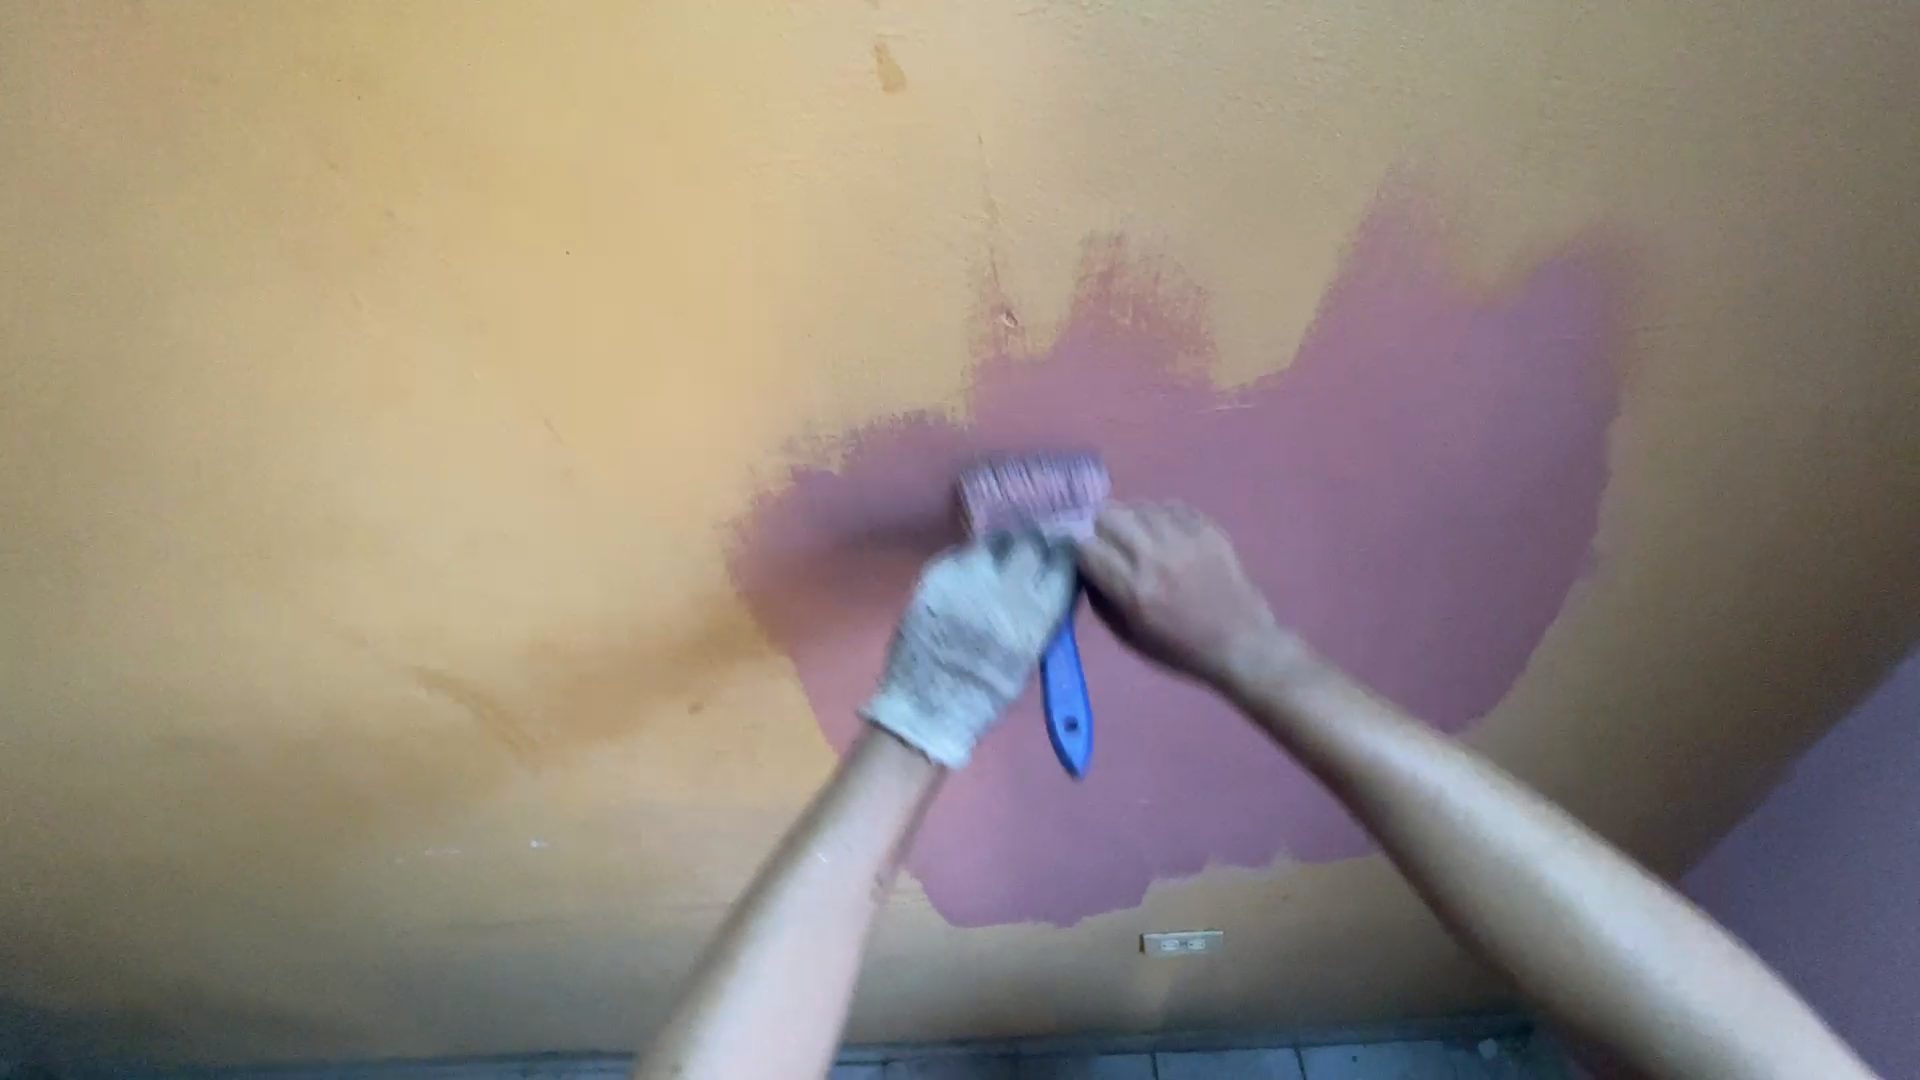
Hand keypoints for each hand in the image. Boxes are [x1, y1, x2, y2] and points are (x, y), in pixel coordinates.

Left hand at [861, 532, 1076, 767]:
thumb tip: (1057, 575)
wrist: (927, 705)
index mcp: (1036, 616)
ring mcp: (966, 579)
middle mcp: (1004, 590)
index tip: (1058, 553)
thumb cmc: (986, 691)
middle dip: (1031, 547)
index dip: (1062, 553)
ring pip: (993, 542)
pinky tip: (965, 580)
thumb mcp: (1032, 654)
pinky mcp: (936, 575)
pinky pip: (960, 553)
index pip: (1063, 561)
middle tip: (1025, 555)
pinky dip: (967, 561)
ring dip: (999, 550)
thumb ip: (1046, 612)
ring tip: (993, 567)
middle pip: (1029, 543)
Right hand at [1075, 501, 1286, 690]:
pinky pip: (1170, 505)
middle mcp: (1154, 556)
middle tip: (1110, 542)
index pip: (1086, 546)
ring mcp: (1184, 537)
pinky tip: (1165, 533)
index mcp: (1133, 588)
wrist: (1241, 643)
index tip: (1086, 557)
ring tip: (1139, 536)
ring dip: (1131, 519)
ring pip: (1138, 504)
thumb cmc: (1180, 648)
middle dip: (1101, 527)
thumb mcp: (1129, 635)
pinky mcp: (1207, 528)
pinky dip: (1160, 516)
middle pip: (1108, 514)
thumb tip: (1085, 567)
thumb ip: (1101, 598)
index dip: (1080, 550)